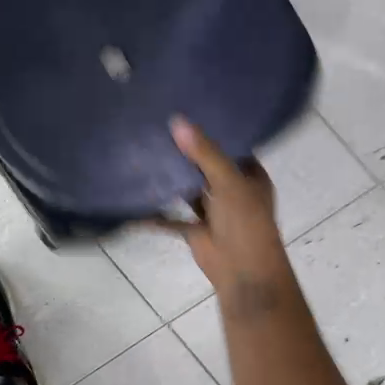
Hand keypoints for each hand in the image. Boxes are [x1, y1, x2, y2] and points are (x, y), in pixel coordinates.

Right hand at [158, 116, 295, 315]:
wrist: (242, 270)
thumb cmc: (245, 222)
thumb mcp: (227, 181)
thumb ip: (204, 153)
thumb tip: (177, 122)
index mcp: (250, 177)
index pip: (231, 148)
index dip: (212, 133)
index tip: (186, 115)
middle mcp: (232, 191)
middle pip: (206, 168)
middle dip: (185, 155)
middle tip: (156, 132)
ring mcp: (213, 211)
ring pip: (188, 191)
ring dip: (170, 181)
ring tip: (143, 157)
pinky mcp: (195, 229)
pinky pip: (171, 218)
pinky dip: (154, 213)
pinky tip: (135, 203)